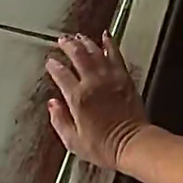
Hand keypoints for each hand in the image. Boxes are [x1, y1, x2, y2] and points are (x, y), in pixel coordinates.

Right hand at [45, 33, 148, 170]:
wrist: (132, 143)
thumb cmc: (104, 146)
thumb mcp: (73, 141)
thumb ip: (59, 120)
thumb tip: (52, 104)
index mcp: (78, 98)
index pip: (61, 75)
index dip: (54, 66)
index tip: (50, 62)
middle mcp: (93, 83)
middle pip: (78, 56)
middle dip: (68, 45)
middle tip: (62, 40)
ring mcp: (110, 78)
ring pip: (95, 52)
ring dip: (86, 42)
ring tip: (78, 36)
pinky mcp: (124, 77)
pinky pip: (115, 55)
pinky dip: (110, 44)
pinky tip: (106, 36)